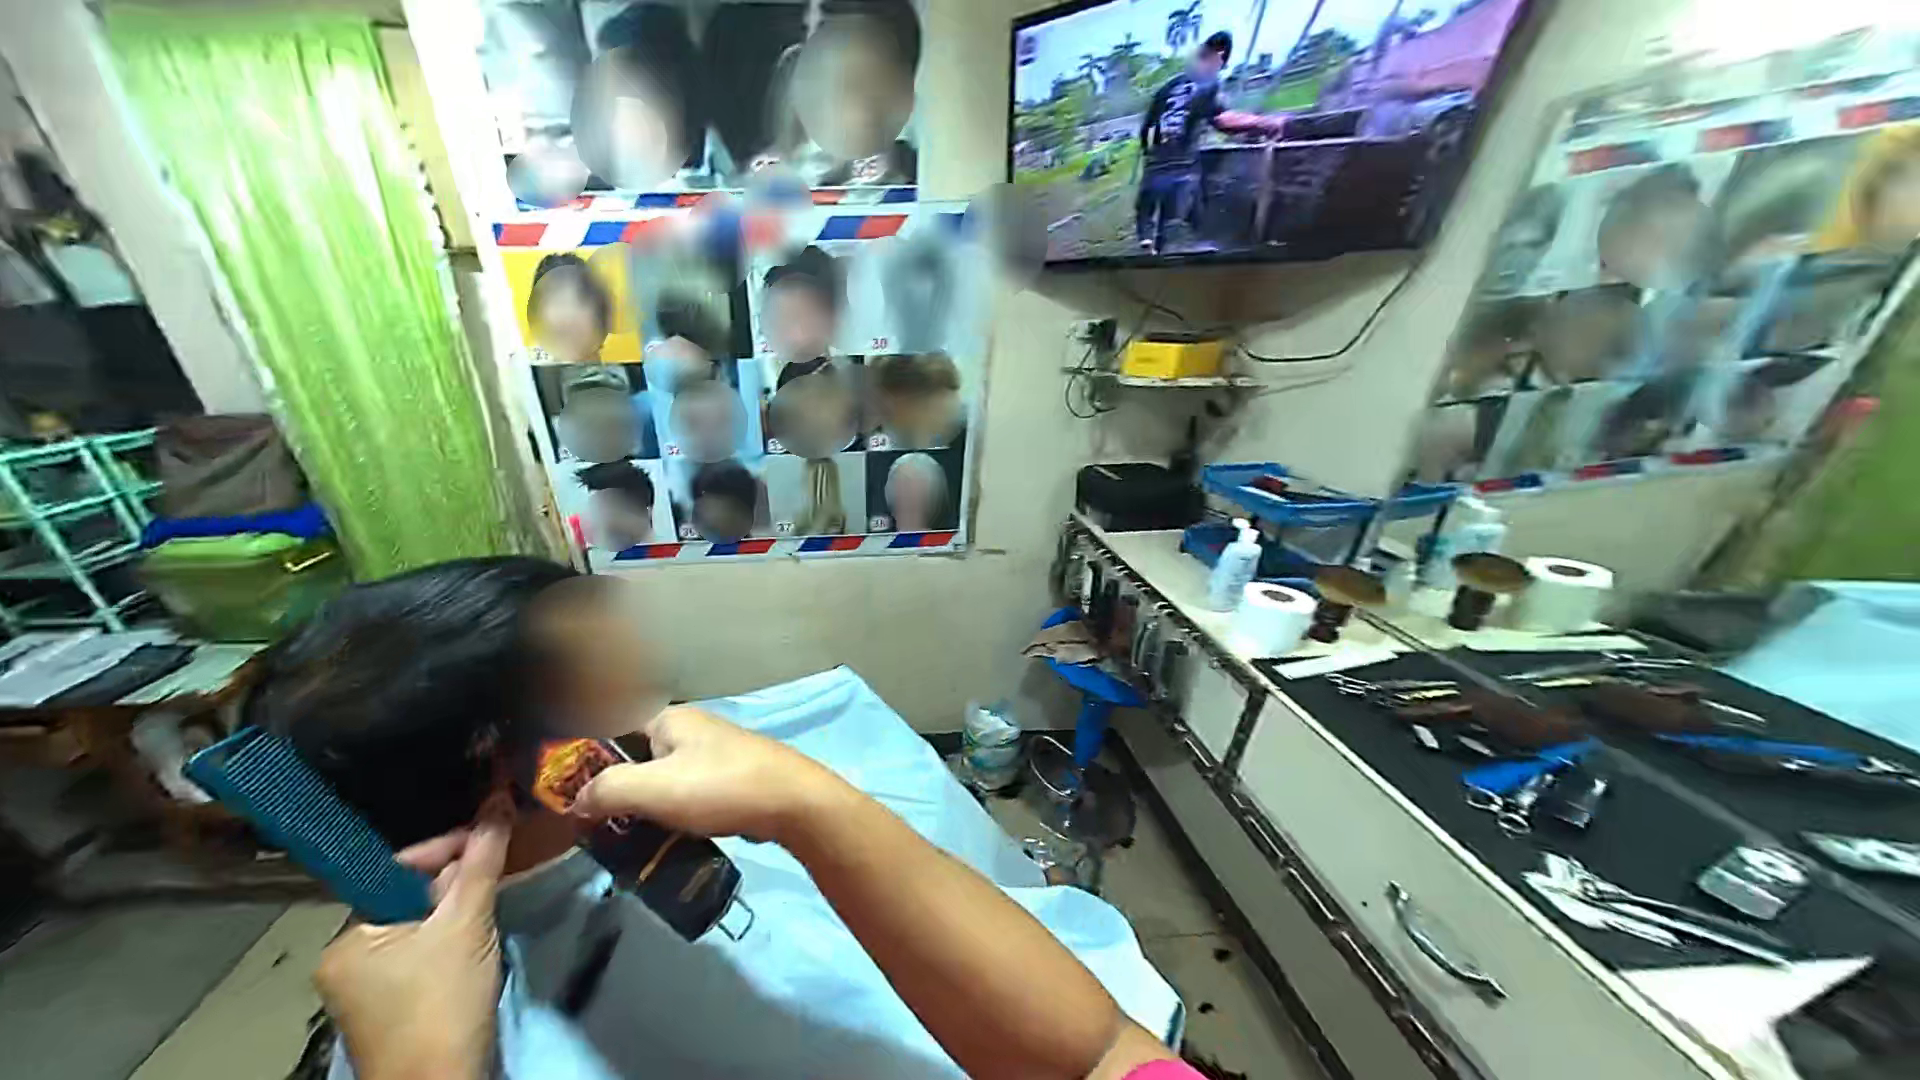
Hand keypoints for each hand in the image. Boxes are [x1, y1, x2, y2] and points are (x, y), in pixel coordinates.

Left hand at [313, 799, 511, 1079]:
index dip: (447, 847)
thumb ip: (482, 859)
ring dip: (462, 902)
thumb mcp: (467, 921)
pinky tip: (481, 928)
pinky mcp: (396, 995)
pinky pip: (426, 942)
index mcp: (348, 939)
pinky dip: (456, 929)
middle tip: (501, 865)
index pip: (398, 869)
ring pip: (424, 917)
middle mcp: (348, 956)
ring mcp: (369, 980)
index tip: (492, 835)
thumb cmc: (444, 999)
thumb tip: (499, 800)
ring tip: (497, 893)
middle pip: (413, 892)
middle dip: (459, 877)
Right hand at [567, 706, 852, 844]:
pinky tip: (662, 838)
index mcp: (670, 720)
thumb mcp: (653, 788)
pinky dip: (671, 814)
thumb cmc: (720, 787)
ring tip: (623, 839)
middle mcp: (691, 730)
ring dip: (643, 807)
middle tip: (593, 826)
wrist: (791, 802)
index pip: (613, 730)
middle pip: (636, 757)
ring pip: (662, 780)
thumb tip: (575, 802)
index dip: (587, 760)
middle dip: (615, 790)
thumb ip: (607, 790)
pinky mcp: (729, 780)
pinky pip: (686, 795)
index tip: (568, 796)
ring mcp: (713, 754)